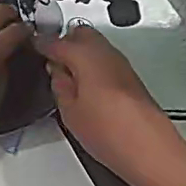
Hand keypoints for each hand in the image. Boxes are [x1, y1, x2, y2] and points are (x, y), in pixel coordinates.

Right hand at [35, 26, 185, 185]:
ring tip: (67, 75)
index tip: (34, 47)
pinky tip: (87, 85)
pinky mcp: (132, 78)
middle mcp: (107, 54)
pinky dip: (94, 65)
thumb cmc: (115, 134)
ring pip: (96, 44)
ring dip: (80, 52)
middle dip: (64, 41)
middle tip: (51, 58)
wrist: (152, 153)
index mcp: (86, 56)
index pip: (56, 41)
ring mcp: (122, 64)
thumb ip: (58, 85)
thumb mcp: (69, 112)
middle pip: (80, 33)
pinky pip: (107, 60)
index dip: (41, 44)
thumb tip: (57, 74)